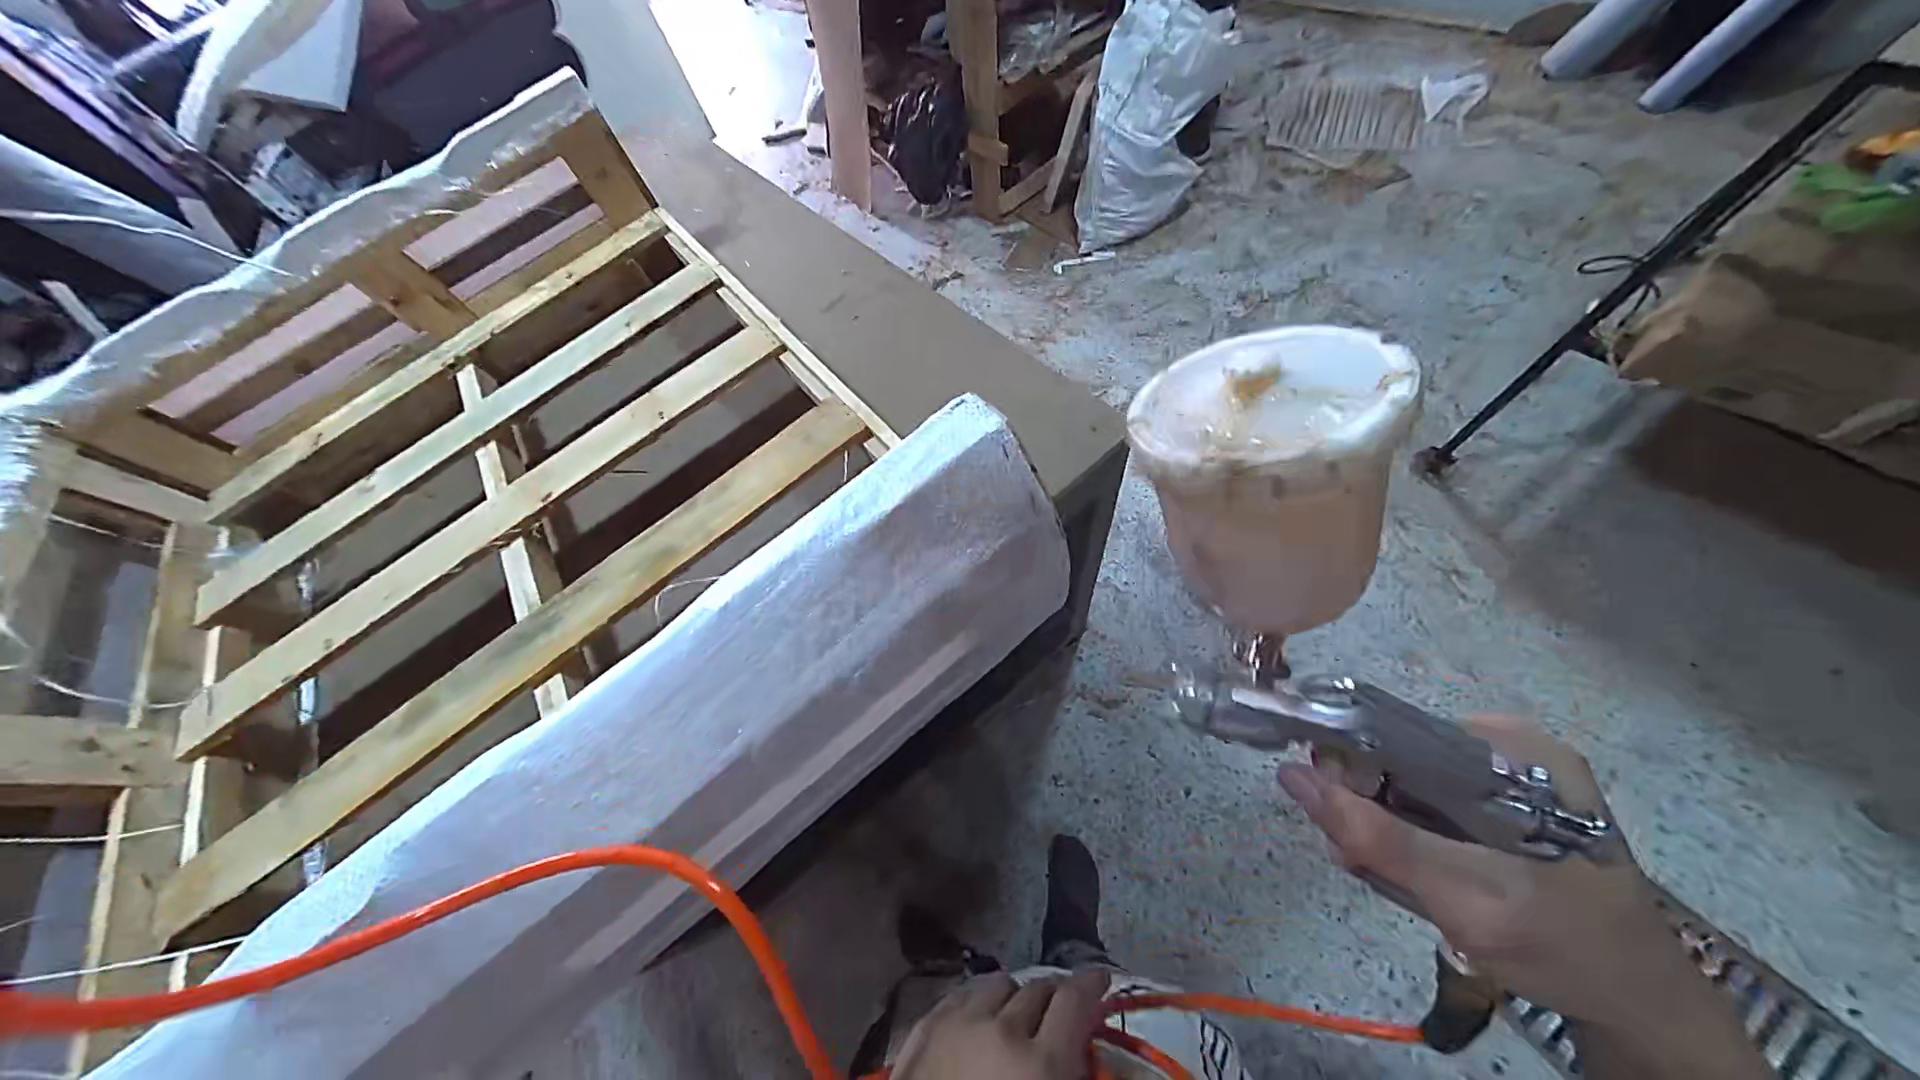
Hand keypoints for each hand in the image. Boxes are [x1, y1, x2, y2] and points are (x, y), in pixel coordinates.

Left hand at [892, 970, 1110, 1079]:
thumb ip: (1074, 1076)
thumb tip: (1085, 1053)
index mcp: (1042, 1066)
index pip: (1075, 1000)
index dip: (1092, 986)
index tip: (1101, 981)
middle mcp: (1002, 1029)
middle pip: (1039, 989)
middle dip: (1054, 999)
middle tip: (1060, 1018)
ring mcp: (959, 1022)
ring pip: (1000, 984)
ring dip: (1014, 1000)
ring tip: (1016, 1021)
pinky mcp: (926, 1026)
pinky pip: (964, 994)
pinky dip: (979, 1004)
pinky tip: (981, 1022)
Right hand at [1277, 715, 1769, 1079]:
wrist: (1641, 1005)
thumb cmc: (1565, 948)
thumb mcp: (1464, 896)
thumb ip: (1375, 836)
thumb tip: (1289, 775)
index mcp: (1513, 748)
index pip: (1395, 731)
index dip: (1351, 769)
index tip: (1336, 820)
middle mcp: (1506, 745)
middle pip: (1395, 756)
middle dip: (1367, 809)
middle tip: (1360, 861)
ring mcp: (1504, 771)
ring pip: (1402, 781)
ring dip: (1382, 827)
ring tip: (1394, 878)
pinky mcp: (1499, 797)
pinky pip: (1422, 799)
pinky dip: (1404, 833)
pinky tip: (1413, 872)